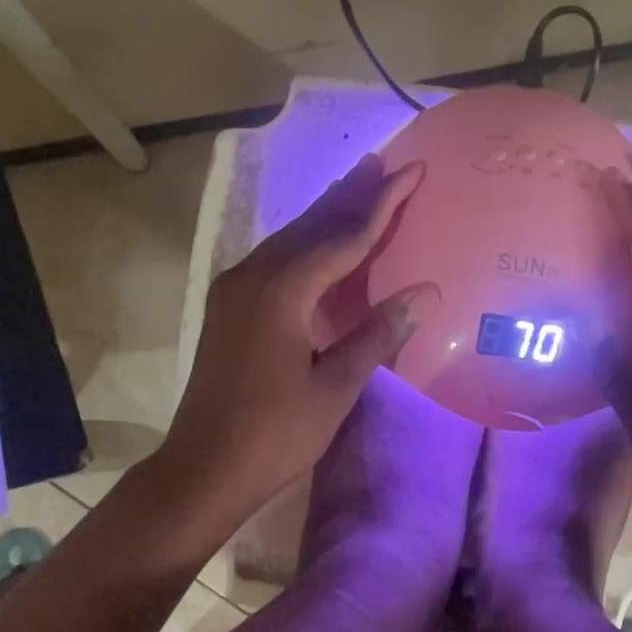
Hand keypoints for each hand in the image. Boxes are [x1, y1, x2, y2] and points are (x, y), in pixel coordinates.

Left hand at [157, 154, 439, 517]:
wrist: (205, 468)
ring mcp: (234, 292)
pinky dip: (303, 244)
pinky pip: (273, 260)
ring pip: (288, 239)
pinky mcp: (227, 310)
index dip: (384, 204)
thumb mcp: (336, 387)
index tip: (414, 171)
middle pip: (312, 225)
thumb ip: (378, 334)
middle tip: (384, 163)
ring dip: (325, 215)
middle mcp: (253, 276)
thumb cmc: (275, 433)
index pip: (345, 236)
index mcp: (282, 289)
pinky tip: (315, 245)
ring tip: (356, 187)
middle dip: (351, 195)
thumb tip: (426, 290)